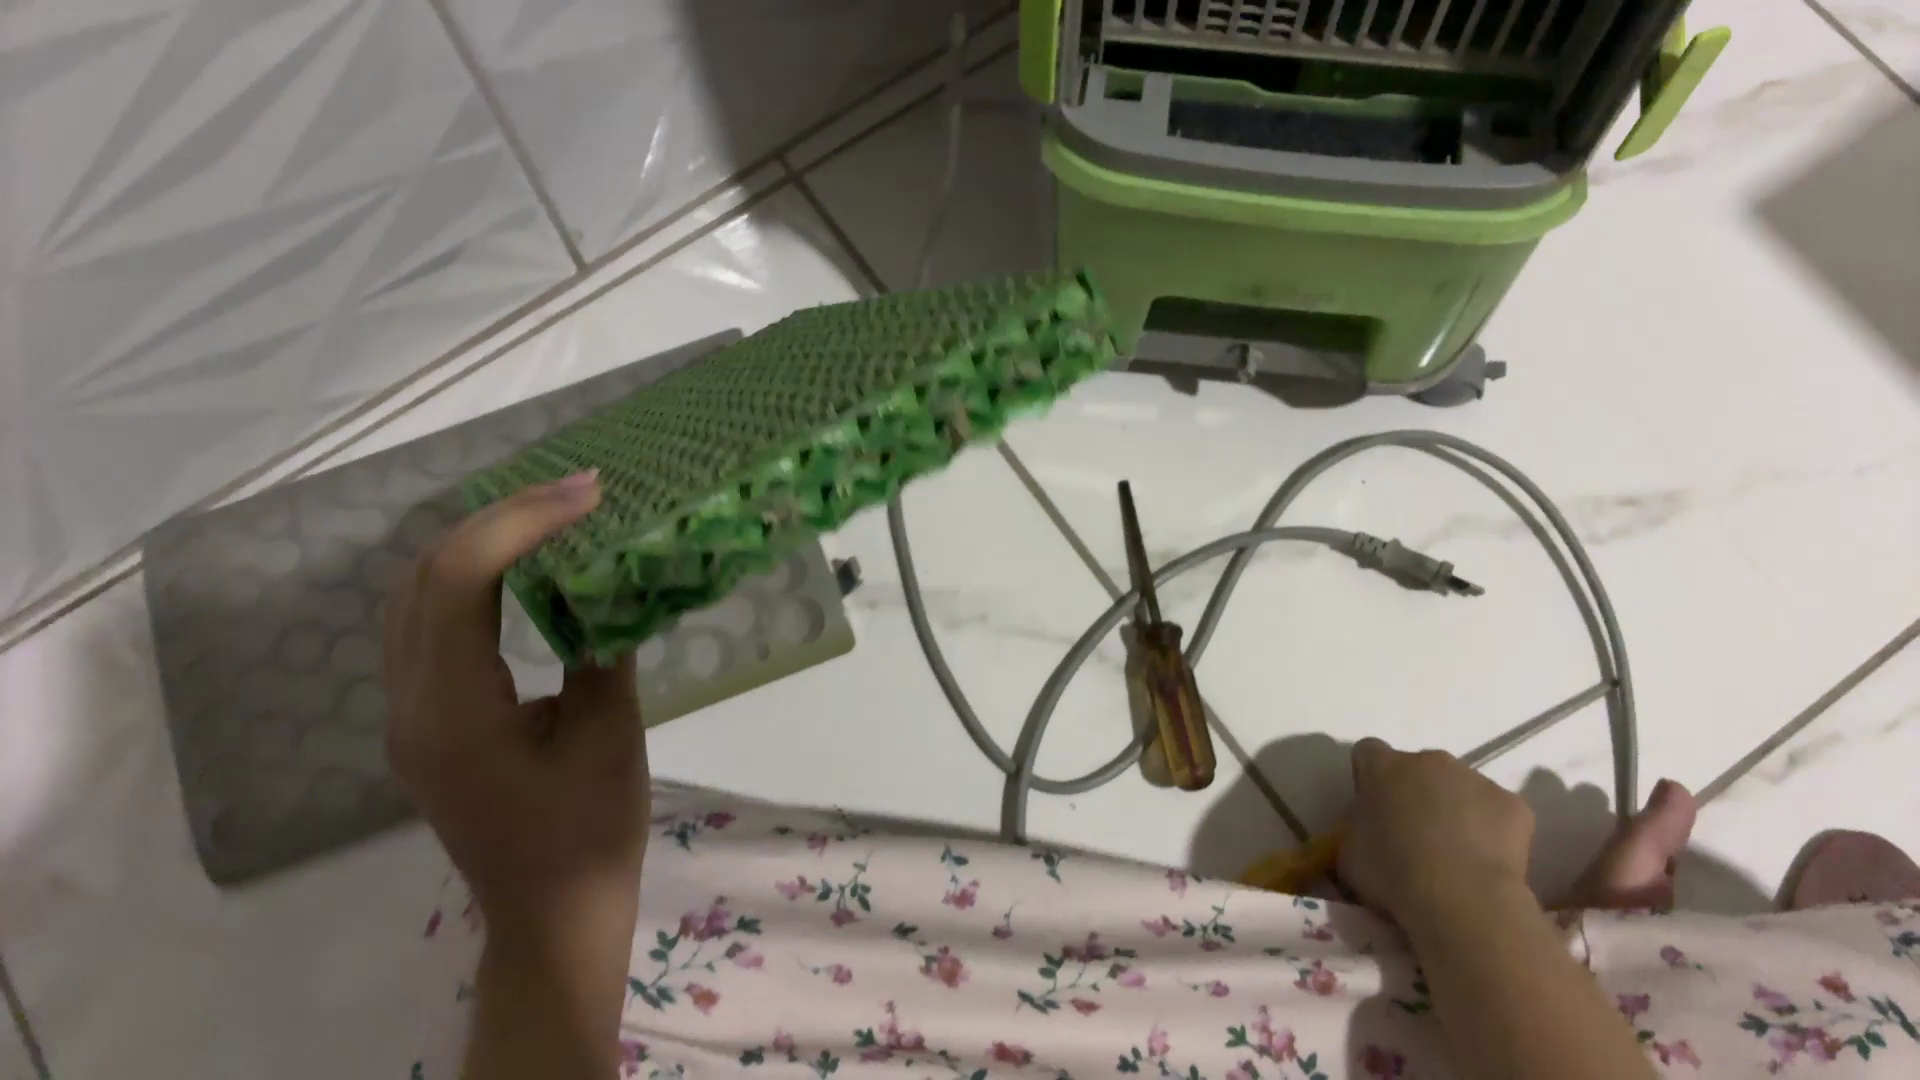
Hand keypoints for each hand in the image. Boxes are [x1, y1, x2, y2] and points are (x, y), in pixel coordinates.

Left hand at [384, 472, 648, 931]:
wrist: (551, 913)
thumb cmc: (589, 832)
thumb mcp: (610, 735)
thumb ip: (601, 648)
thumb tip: (607, 580)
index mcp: (452, 711)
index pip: (459, 581)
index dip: (520, 522)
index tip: (590, 494)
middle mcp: (410, 704)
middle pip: (423, 575)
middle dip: (498, 518)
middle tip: (575, 493)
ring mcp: (408, 714)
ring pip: (415, 596)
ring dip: (478, 543)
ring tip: (552, 516)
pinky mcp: (424, 721)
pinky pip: (428, 626)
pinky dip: (471, 580)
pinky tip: (523, 570)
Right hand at [1337, 737, 1533, 919]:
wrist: (1461, 898)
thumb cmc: (1392, 873)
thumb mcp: (1349, 850)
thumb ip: (1358, 826)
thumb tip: (1370, 830)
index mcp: (1382, 767)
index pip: (1368, 752)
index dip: (1369, 777)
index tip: (1373, 805)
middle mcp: (1428, 760)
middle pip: (1418, 767)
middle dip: (1416, 792)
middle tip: (1415, 833)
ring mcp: (1475, 778)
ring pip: (1460, 787)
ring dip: (1454, 808)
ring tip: (1454, 852)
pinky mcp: (1513, 804)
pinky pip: (1496, 811)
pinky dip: (1491, 829)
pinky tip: (1484, 859)